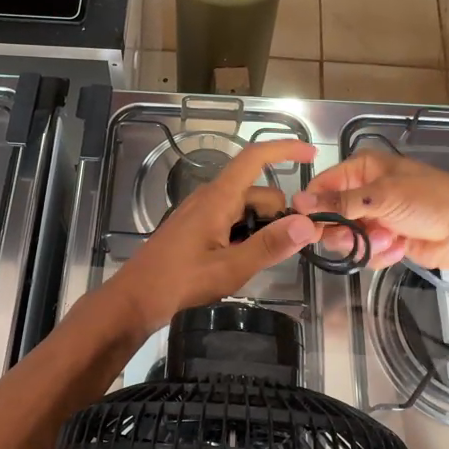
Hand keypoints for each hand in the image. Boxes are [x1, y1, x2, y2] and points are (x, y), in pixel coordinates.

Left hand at [104, 140, 320, 331]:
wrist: (136, 299)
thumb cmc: (180, 281)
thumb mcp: (230, 268)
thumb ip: (269, 245)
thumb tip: (307, 224)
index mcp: (218, 197)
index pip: (254, 158)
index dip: (284, 149)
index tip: (312, 153)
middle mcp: (211, 196)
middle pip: (258, 192)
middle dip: (278, 215)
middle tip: (286, 250)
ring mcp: (202, 211)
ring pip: (247, 208)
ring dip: (262, 228)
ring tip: (258, 263)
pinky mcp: (197, 226)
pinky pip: (232, 219)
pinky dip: (246, 234)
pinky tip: (243, 261)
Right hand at [292, 151, 448, 271]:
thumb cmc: (428, 200)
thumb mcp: (382, 197)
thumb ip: (339, 202)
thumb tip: (298, 201)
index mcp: (362, 169)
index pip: (322, 186)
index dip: (313, 207)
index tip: (307, 228)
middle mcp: (364, 191)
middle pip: (331, 216)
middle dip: (345, 231)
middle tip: (356, 237)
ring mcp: (375, 217)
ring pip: (347, 238)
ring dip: (367, 243)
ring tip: (391, 240)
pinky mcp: (386, 241)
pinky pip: (366, 252)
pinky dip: (381, 253)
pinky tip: (400, 247)